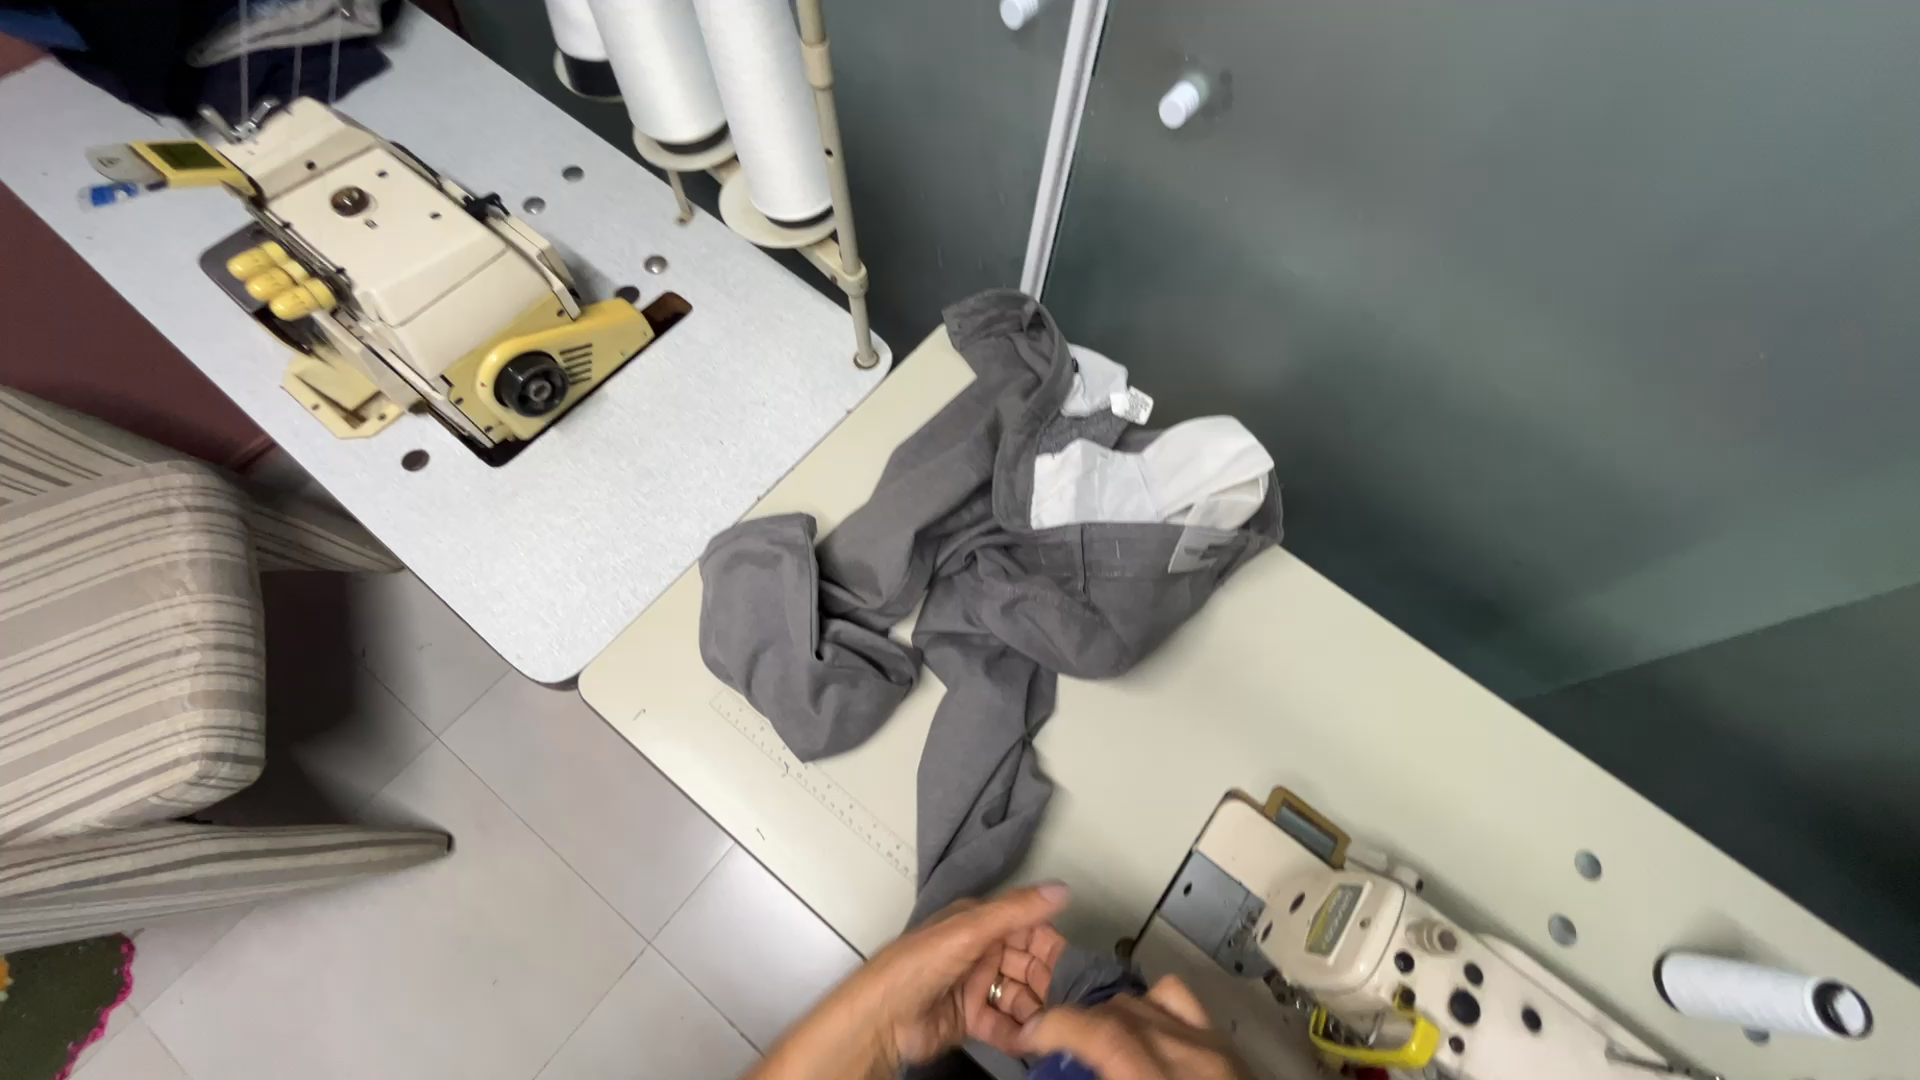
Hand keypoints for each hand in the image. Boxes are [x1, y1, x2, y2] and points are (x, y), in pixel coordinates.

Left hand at [748, 883, 1070, 1079]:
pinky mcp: (969, 1019)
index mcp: (979, 921)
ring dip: (1036, 1011)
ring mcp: (975, 986)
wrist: (881, 1017)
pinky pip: (1003, 1024)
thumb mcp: (970, 929)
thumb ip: (1017, 910)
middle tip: (1070, 1002)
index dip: (1051, 946)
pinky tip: (1033, 1041)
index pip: (1027, 928)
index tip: (1075, 966)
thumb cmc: (918, 964)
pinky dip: (1019, 1034)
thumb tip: (1059, 888)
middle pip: (1026, 965)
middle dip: (1047, 983)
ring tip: (1055, 1026)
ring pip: (1018, 996)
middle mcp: (980, 951)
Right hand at [1020, 974, 1254, 1079]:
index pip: (1105, 1034)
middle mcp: (1191, 1059)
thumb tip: (1067, 1073)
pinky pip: (1180, 1002)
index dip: (1056, 1026)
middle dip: (1075, 1025)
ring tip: (1092, 1043)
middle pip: (1118, 1013)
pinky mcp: (1229, 1050)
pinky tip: (1142, 1031)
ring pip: (1144, 1001)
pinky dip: (1151, 1006)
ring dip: (1108, 1015)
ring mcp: (1215, 1049)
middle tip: (1052, 1052)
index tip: (1027, 1040)